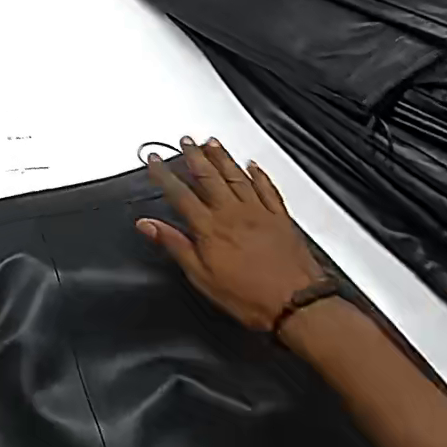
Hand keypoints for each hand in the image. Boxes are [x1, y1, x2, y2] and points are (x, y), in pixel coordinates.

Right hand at [138, 137, 324, 332]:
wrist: (298, 306)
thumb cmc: (249, 297)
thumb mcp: (201, 276)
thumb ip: (174, 245)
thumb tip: (148, 225)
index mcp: (210, 227)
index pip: (180, 193)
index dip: (164, 174)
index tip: (155, 160)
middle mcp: (232, 213)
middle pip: (208, 177)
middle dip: (194, 156)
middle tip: (185, 141)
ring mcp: (258, 212)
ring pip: (235, 176)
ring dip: (221, 157)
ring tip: (211, 142)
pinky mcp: (280, 218)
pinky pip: (267, 188)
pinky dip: (258, 174)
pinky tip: (252, 165)